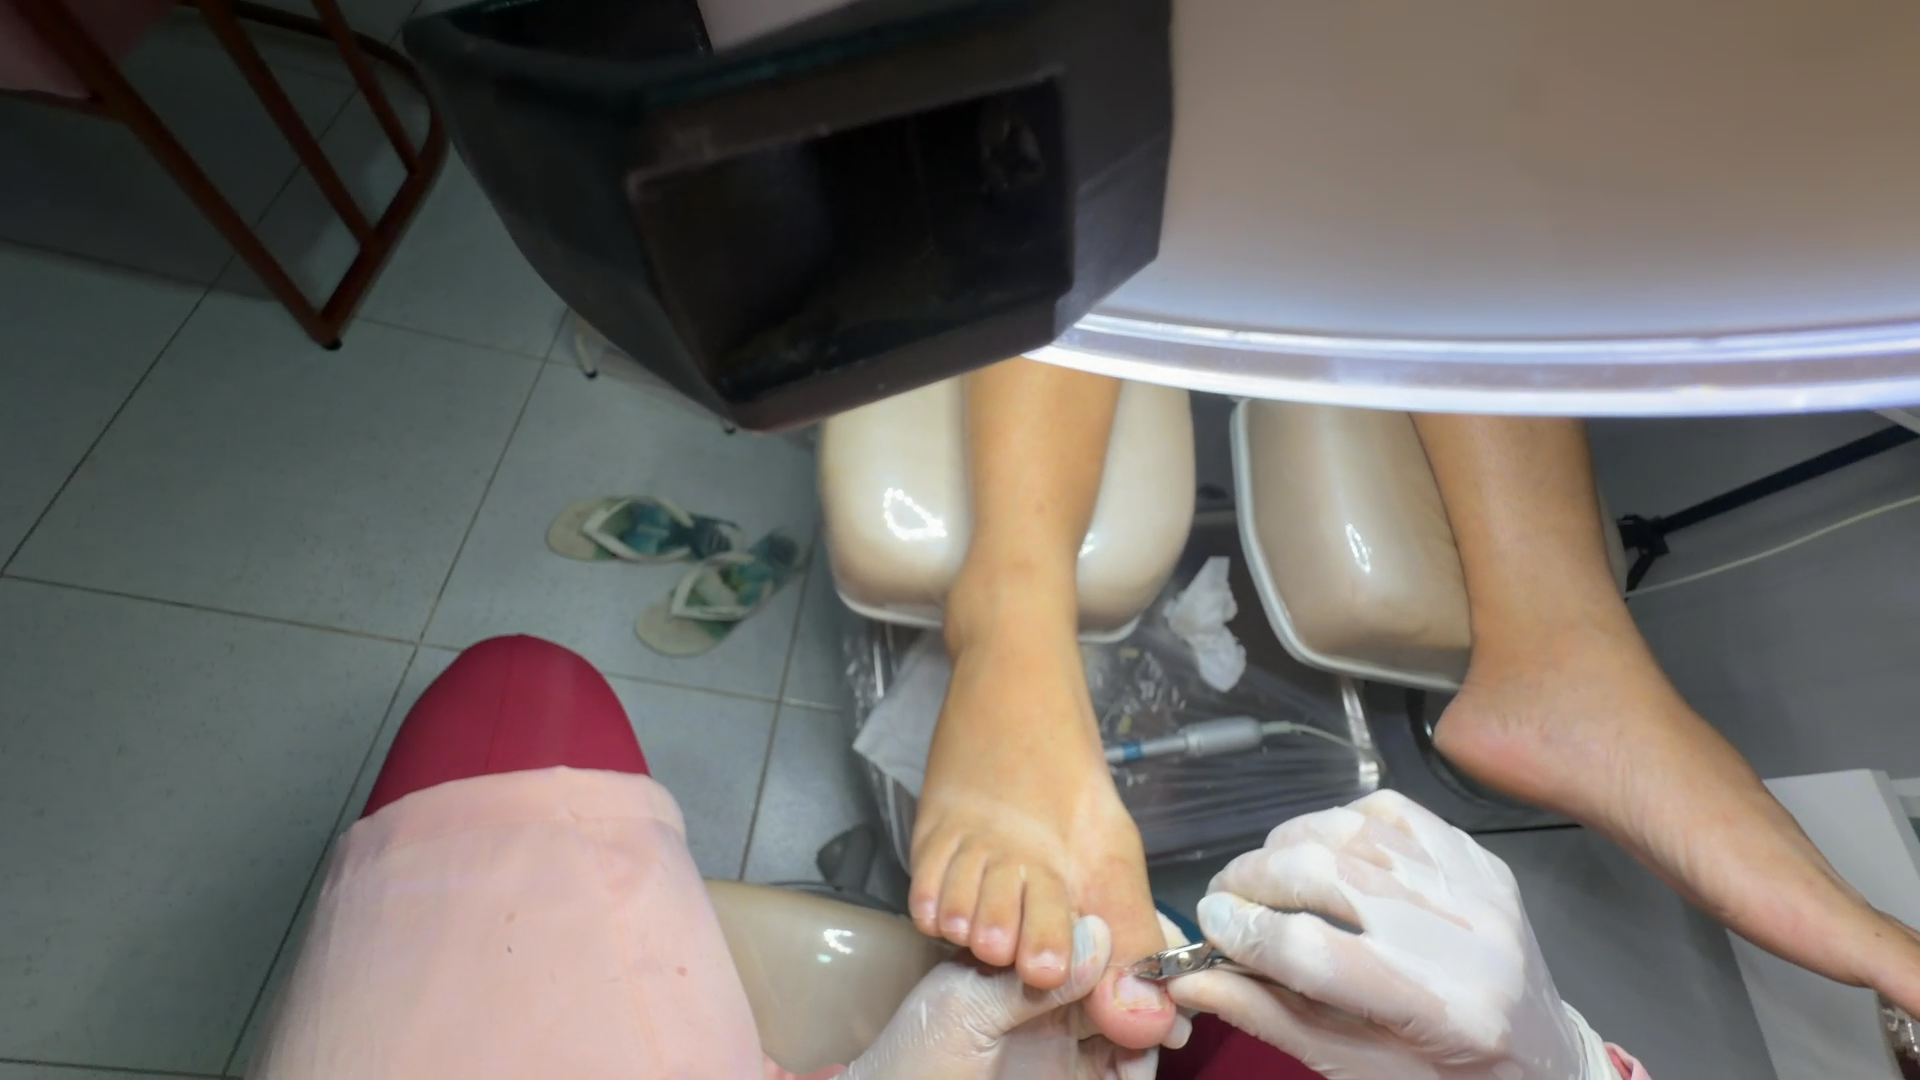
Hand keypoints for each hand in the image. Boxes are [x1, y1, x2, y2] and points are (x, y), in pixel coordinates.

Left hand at [844, 915, 1162, 1079]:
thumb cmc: (918, 1054)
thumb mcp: (966, 1004)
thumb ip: (1029, 979)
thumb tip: (1099, 934)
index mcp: (1022, 956)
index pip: (1081, 933)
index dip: (1121, 935)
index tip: (1156, 940)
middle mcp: (1050, 992)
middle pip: (1113, 973)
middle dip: (1145, 974)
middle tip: (1168, 986)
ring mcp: (1065, 1037)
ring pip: (1125, 1017)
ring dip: (1147, 1017)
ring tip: (1157, 1022)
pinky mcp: (1076, 1078)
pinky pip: (1121, 1065)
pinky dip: (1139, 1058)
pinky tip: (1139, 1056)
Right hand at [1167, 791, 1617, 1079]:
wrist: (1551, 1067)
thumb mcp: (1353, 1068)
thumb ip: (1266, 1014)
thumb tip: (1186, 979)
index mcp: (1444, 1014)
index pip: (1315, 953)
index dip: (1245, 930)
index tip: (1207, 922)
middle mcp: (1469, 942)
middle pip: (1325, 874)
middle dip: (1254, 877)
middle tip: (1227, 895)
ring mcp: (1477, 889)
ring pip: (1348, 830)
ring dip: (1287, 843)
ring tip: (1268, 871)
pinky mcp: (1476, 857)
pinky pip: (1387, 811)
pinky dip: (1338, 821)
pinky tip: (1326, 850)